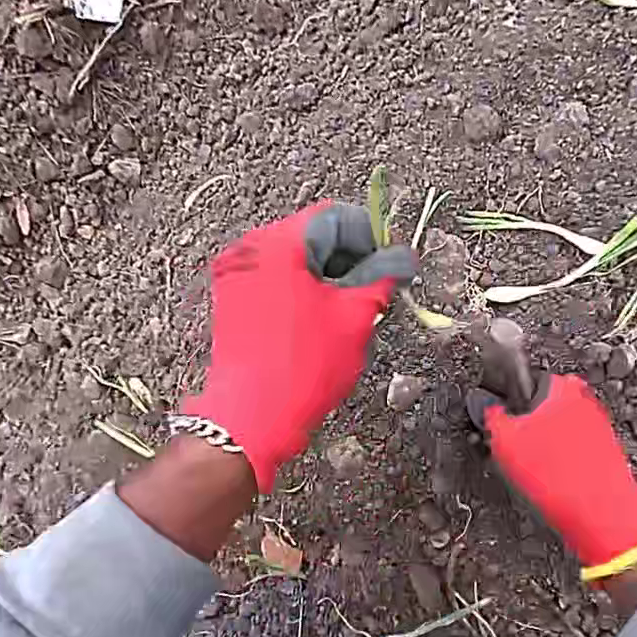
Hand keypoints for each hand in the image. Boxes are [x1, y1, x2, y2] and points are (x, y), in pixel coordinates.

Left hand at [179, 203, 414, 491]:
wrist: (250, 418)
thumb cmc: (303, 366)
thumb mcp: (355, 317)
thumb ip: (382, 277)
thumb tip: (403, 257)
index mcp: (279, 244)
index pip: (337, 218)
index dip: (372, 238)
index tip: (392, 265)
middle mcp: (251, 250)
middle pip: (315, 236)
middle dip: (351, 260)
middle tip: (377, 291)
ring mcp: (237, 275)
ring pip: (297, 260)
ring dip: (330, 277)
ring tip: (352, 311)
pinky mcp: (233, 300)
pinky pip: (279, 280)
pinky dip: (307, 291)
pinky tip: (324, 321)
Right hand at [470, 374, 636, 583]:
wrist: (602, 517)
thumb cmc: (559, 476)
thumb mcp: (505, 442)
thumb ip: (493, 417)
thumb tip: (488, 409)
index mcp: (562, 387)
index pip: (524, 382)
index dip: (506, 402)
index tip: (496, 419)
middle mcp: (584, 402)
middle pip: (540, 409)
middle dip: (523, 427)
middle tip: (508, 450)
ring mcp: (597, 429)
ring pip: (554, 432)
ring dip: (539, 448)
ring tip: (529, 473)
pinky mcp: (603, 456)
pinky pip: (569, 453)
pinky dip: (557, 465)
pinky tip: (548, 484)